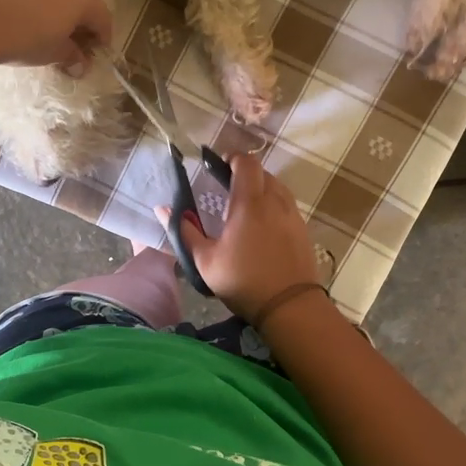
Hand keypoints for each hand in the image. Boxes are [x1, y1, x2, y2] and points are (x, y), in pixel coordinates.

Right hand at [162, 153, 319, 322]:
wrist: (290, 306)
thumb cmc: (243, 282)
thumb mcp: (206, 262)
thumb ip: (186, 232)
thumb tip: (162, 209)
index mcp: (249, 204)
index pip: (247, 163)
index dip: (233, 159)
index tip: (219, 166)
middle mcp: (275, 202)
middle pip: (263, 173)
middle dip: (246, 174)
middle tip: (228, 189)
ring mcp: (293, 215)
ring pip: (278, 188)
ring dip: (261, 189)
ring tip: (245, 208)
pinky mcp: (303, 230)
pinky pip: (286, 206)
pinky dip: (273, 206)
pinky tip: (263, 227)